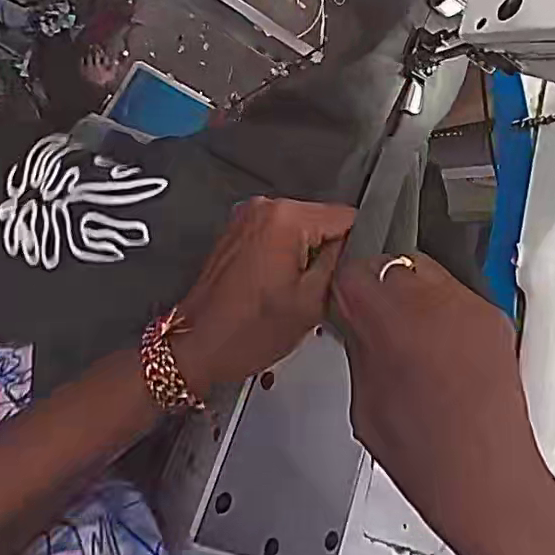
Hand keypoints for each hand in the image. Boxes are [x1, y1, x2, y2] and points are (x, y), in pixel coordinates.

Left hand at [171, 198, 353, 393]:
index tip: (352, 271)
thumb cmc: (244, 332)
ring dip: (308, 253)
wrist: (196, 347)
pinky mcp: (240, 229)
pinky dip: (287, 253)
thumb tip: (357, 246)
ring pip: (304, 227)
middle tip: (321, 287)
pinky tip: (279, 283)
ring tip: (295, 288)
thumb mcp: (313, 301)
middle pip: (324, 220)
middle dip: (330, 250)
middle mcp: (265, 207)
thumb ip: (342, 263)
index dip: (358, 246)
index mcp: (286, 218)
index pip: (347, 217)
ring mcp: (249, 216)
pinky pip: (280, 233)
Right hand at [332, 254, 554, 554]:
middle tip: (374, 315)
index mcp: (391, 320)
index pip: (355, 271)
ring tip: (409, 333)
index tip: (346, 301)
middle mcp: (432, 303)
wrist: (488, 477)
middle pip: (391, 263)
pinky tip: (438, 344)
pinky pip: (456, 294)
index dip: (345, 288)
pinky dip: (442, 308)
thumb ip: (358, 345)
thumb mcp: (365, 402)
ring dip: (411, 292)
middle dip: (378, 285)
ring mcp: (467, 307)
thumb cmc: (429, 456)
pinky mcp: (493, 317)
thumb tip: (354, 321)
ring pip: (425, 271)